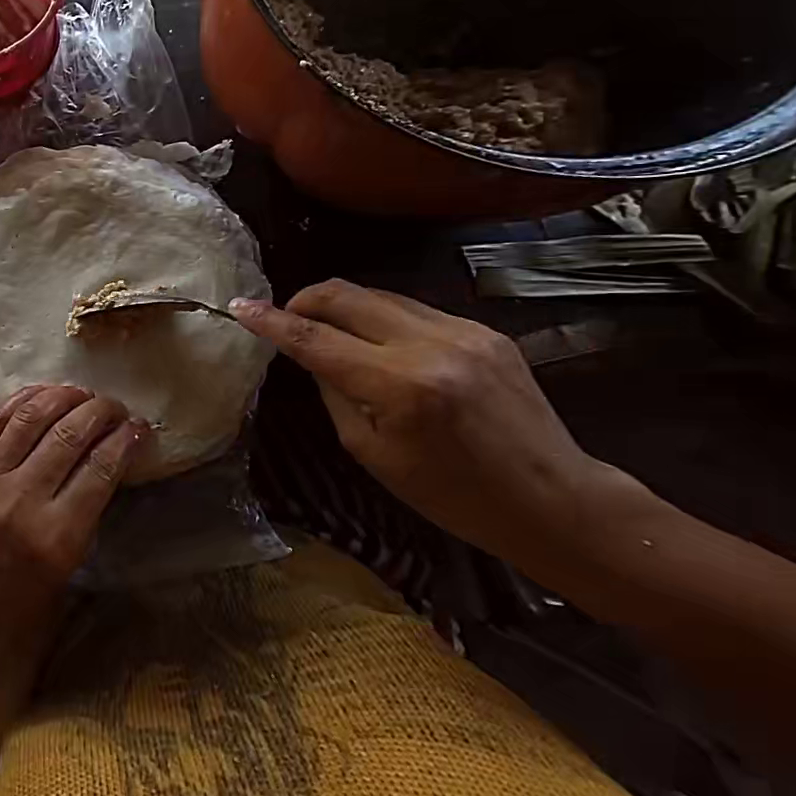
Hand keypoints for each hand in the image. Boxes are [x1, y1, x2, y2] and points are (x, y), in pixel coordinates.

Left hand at [0, 385, 151, 649]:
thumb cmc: (31, 595)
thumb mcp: (74, 558)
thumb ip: (90, 505)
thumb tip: (115, 452)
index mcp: (57, 534)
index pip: (100, 468)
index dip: (125, 439)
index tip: (141, 426)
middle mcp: (21, 499)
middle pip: (68, 435)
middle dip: (99, 412)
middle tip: (116, 406)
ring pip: (30, 418)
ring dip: (61, 397)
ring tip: (83, 393)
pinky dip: (21, 400)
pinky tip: (43, 392)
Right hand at [229, 280, 609, 560]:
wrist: (555, 501)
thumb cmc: (450, 493)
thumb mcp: (369, 450)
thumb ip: (333, 390)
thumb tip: (309, 353)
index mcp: (400, 386)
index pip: (314, 339)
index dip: (271, 321)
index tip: (240, 306)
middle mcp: (432, 346)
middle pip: (345, 295)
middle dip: (304, 299)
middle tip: (284, 319)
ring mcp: (464, 332)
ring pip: (377, 295)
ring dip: (341, 307)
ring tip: (329, 333)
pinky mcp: (485, 330)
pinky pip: (411, 309)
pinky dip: (379, 319)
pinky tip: (379, 345)